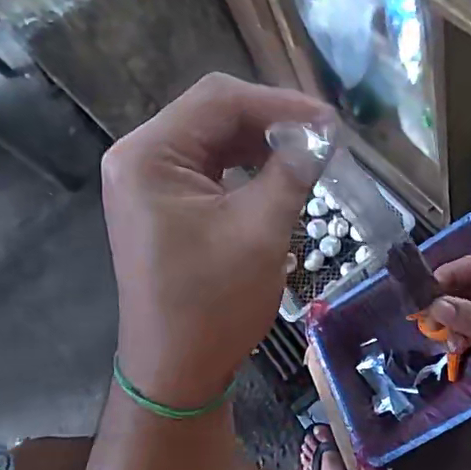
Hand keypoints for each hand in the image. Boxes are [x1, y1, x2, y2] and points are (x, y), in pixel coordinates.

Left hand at [101, 74, 333, 407]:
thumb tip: (321, 136)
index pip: (218, 100)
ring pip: (214, 141)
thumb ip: (290, 172)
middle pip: (213, 115)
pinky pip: (209, 170)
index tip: (330, 123)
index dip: (279, 103)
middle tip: (324, 138)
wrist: (177, 369)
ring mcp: (148, 183)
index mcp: (149, 155)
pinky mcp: (163, 206)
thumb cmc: (214, 303)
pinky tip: (279, 176)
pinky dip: (246, 169)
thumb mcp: (260, 231)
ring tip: (309, 155)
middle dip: (272, 121)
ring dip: (262, 144)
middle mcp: (140, 158)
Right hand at [426, 256, 470, 420]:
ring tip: (439, 337)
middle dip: (447, 300)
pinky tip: (451, 346)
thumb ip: (469, 317)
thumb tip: (435, 304)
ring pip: (470, 308)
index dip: (449, 274)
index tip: (423, 292)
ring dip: (453, 320)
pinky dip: (462, 334)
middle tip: (424, 318)